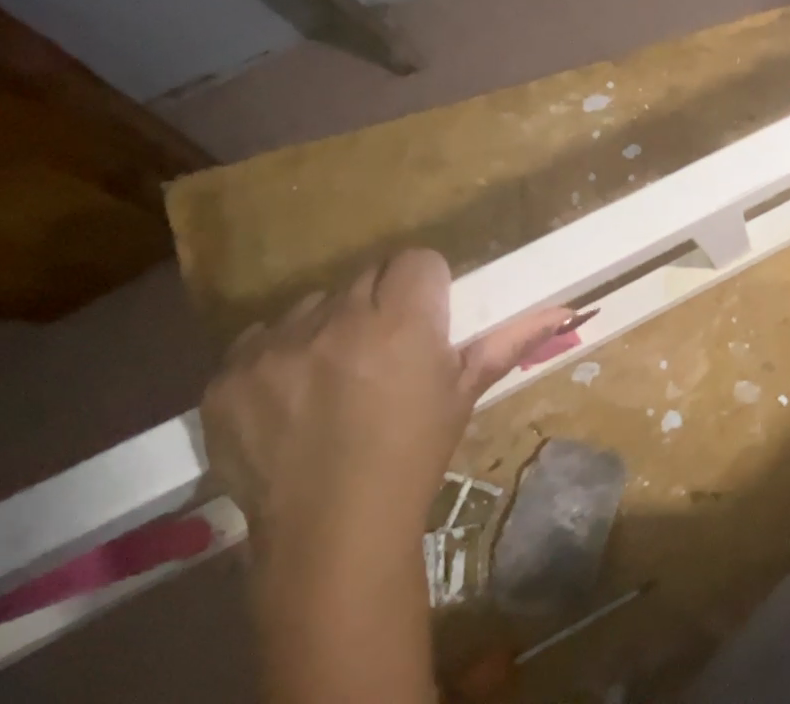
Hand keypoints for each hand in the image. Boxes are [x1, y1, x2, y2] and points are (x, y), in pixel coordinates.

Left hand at [201, 249, 571, 549]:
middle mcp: (334, 323)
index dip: (426, 284)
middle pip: (364, 278)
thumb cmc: (416, 456)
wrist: (332, 530)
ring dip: (329, 327)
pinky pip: (260, 340)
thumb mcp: (465, 394)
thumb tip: (564, 310)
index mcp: (400, 324)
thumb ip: (508, 342)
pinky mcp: (225, 378)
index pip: (415, 260)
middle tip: (388, 349)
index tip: (428, 315)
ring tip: (336, 376)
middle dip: (380, 303)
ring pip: (311, 307)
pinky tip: (294, 398)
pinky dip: (280, 357)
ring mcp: (272, 349)